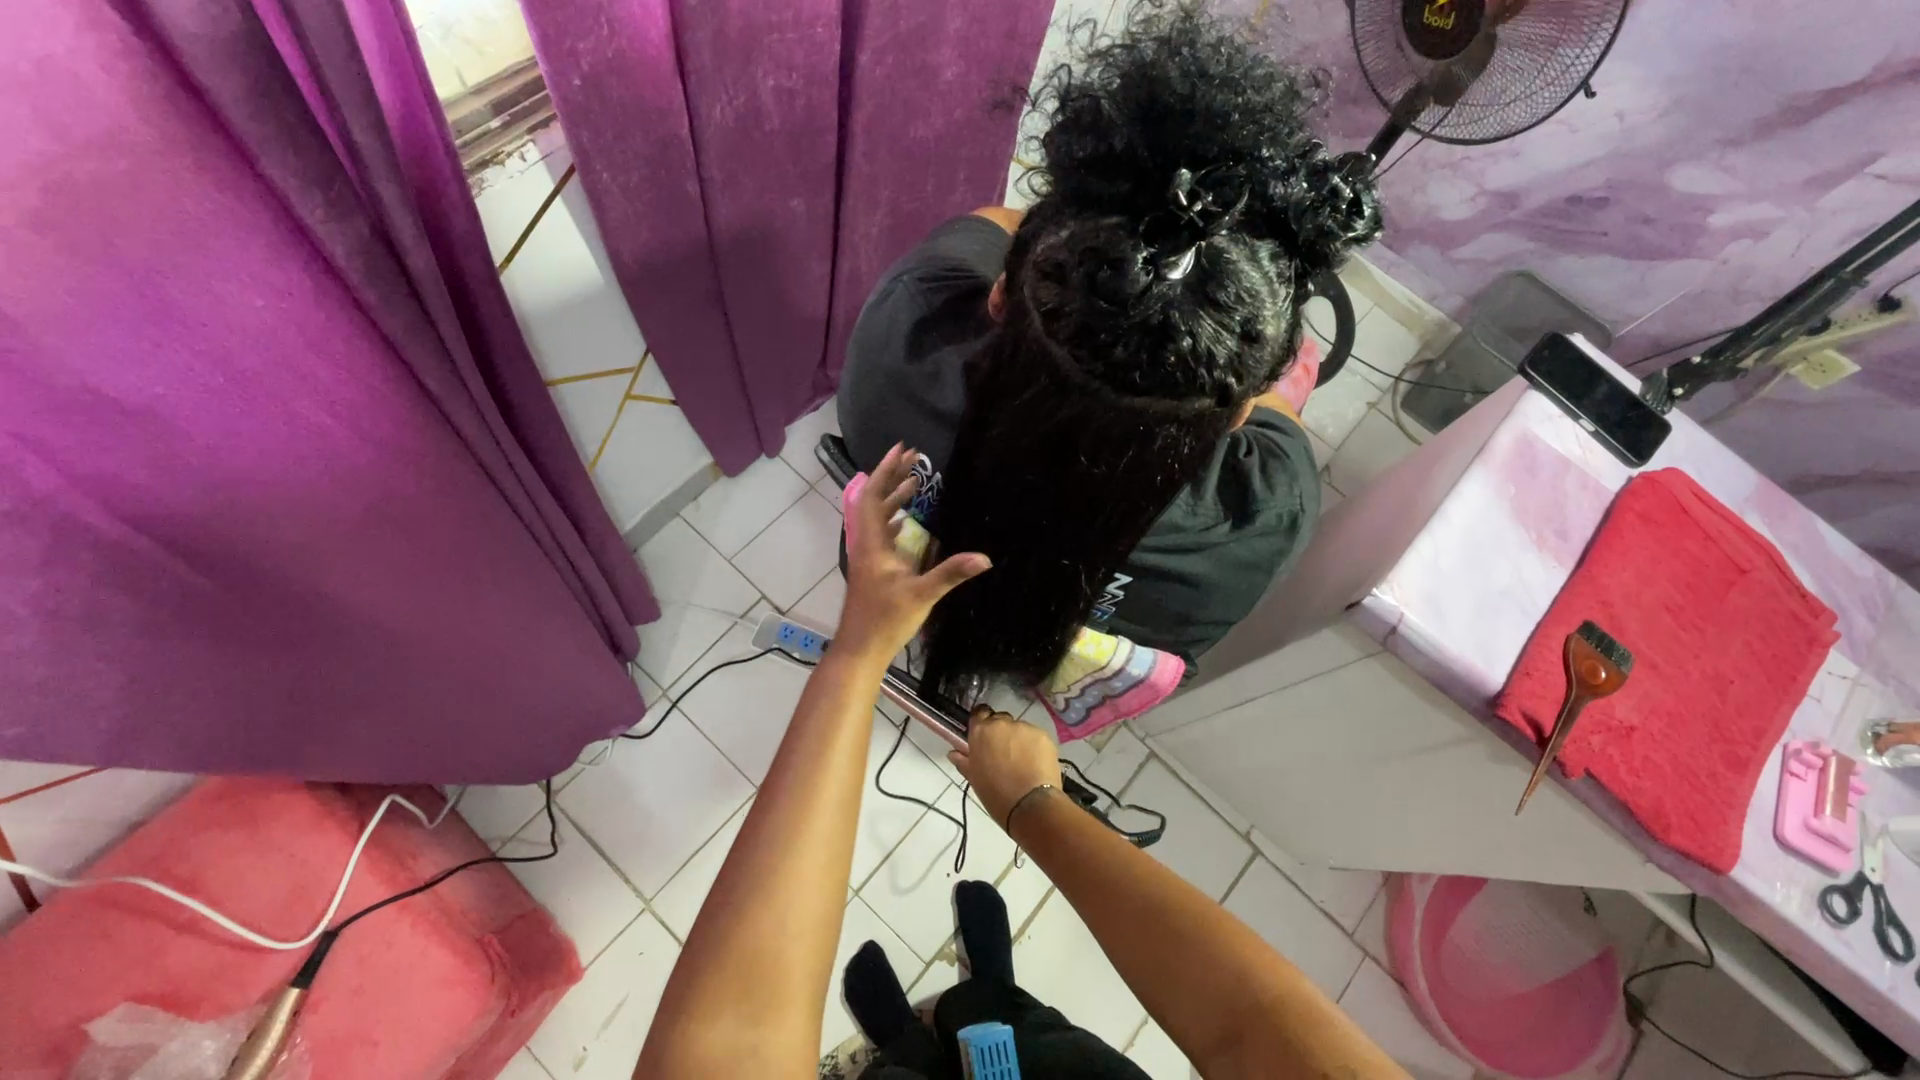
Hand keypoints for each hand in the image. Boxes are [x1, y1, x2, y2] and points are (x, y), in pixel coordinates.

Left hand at [834, 444, 990, 664]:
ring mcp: (868, 557)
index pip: (873, 496)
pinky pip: (882, 534)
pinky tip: (908, 521)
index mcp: (872, 544)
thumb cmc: (885, 620)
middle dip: (893, 478)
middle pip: (874, 501)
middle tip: (915, 459)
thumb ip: (951, 573)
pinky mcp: (873, 569)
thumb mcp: (922, 595)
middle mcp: (866, 545)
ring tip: (916, 483)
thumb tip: (984, 558)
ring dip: (894, 498)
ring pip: (877, 518)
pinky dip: (894, 519)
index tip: (903, 450)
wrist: (860, 649)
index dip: (887, 471)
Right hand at [948, 706, 1062, 830]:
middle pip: (1000, 720)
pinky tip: (1036, 764)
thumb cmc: (996, 794)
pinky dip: (1035, 746)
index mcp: (981, 732)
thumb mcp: (975, 778)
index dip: (982, 723)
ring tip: (1023, 762)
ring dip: (1019, 740)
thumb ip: (964, 761)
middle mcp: (1002, 724)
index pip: (979, 713)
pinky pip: (1035, 737)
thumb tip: (954, 753)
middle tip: (1004, 753)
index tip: (986, 736)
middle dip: (1002, 733)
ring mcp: (1024, 728)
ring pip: (1020, 729)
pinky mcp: (1043, 735)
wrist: (1030, 804)